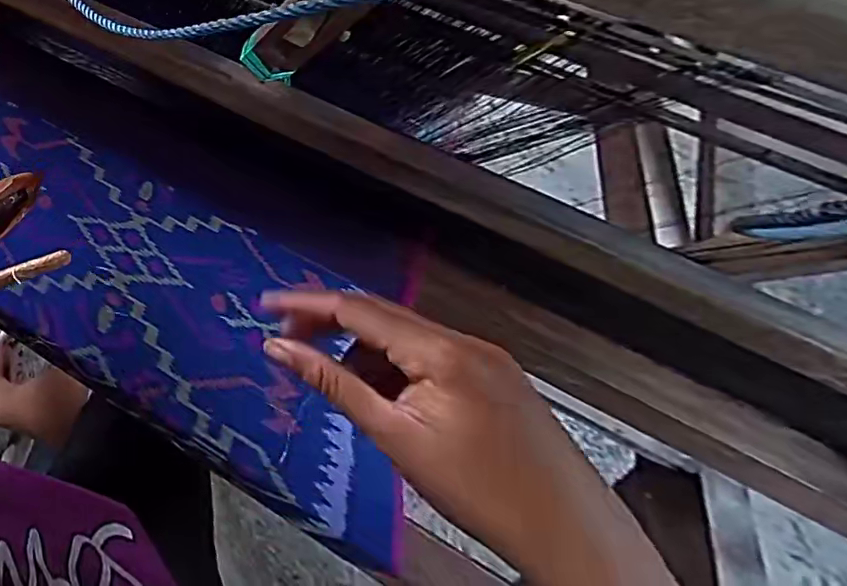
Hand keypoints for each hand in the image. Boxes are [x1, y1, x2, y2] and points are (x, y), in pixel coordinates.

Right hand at [260, 290, 672, 585]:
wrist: (578, 544)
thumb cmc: (488, 496)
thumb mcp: (393, 436)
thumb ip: (332, 381)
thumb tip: (280, 348)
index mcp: (442, 351)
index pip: (355, 308)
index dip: (304, 302)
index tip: (269, 303)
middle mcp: (466, 342)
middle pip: (377, 314)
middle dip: (328, 324)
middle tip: (289, 339)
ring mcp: (485, 357)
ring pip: (402, 335)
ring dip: (363, 350)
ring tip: (344, 385)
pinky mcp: (495, 375)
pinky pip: (428, 353)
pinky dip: (395, 366)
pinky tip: (386, 397)